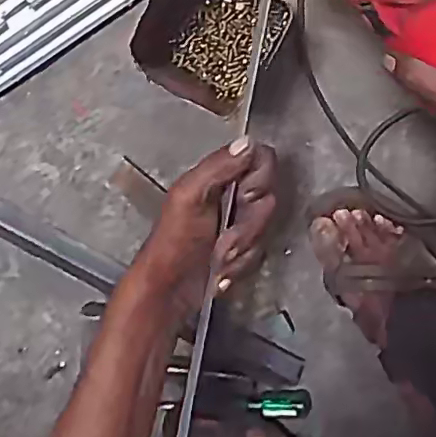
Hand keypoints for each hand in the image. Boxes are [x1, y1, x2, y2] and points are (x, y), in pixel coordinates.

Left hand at [131, 138, 276, 317]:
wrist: (167, 294)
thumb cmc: (173, 242)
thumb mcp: (189, 197)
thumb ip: (218, 167)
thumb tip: (248, 142)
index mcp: (219, 173)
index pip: (263, 160)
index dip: (259, 180)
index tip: (243, 196)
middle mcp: (233, 194)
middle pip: (268, 196)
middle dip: (249, 224)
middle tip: (225, 236)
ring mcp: (239, 223)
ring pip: (266, 227)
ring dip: (243, 248)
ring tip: (219, 257)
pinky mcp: (243, 250)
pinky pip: (260, 251)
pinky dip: (242, 264)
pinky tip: (222, 271)